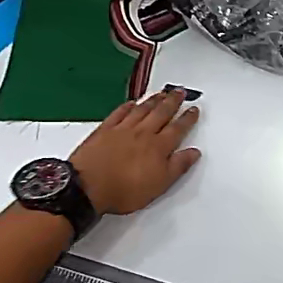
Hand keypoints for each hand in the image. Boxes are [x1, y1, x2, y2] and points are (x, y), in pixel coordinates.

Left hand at [68, 89, 201, 214]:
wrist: (88, 187)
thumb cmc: (124, 190)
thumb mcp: (159, 185)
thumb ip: (178, 166)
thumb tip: (193, 153)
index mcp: (158, 147)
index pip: (177, 129)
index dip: (187, 119)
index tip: (193, 110)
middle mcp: (142, 133)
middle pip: (161, 113)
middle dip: (173, 101)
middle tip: (180, 92)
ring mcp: (122, 129)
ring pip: (142, 109)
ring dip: (154, 100)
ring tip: (162, 93)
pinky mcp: (104, 130)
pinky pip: (119, 113)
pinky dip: (128, 106)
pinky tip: (132, 103)